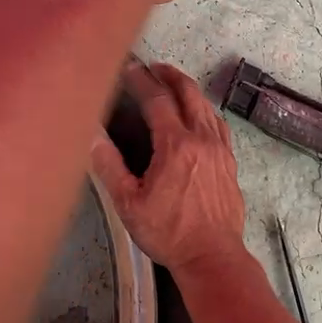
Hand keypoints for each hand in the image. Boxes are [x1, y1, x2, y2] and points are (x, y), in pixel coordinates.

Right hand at [91, 62, 246, 273]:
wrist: (212, 256)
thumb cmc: (168, 231)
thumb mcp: (129, 203)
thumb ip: (110, 166)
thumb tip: (92, 135)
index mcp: (175, 144)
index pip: (157, 100)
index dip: (142, 81)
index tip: (130, 69)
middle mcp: (201, 138)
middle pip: (188, 93)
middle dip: (170, 75)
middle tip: (154, 66)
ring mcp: (220, 149)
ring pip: (205, 107)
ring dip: (188, 90)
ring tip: (173, 83)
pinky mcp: (229, 161)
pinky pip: (218, 124)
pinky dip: (205, 110)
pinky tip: (199, 115)